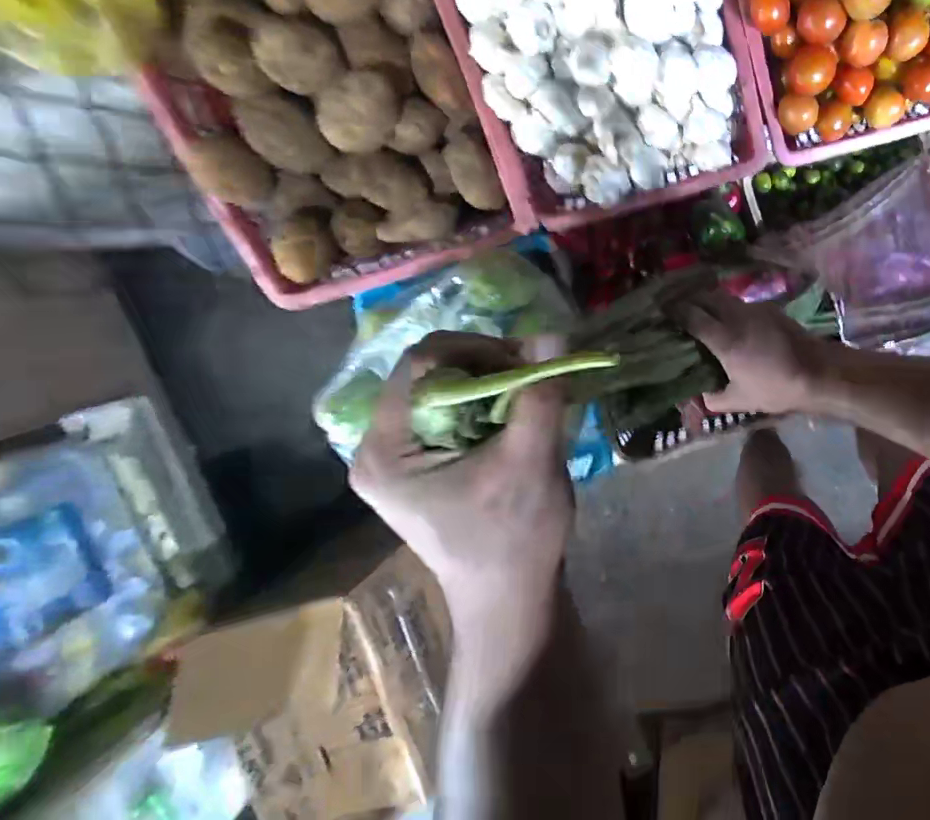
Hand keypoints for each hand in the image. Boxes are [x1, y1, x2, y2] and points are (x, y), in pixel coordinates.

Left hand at [350, 332, 572, 626]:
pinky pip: (450, 408)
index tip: (527, 366)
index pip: (423, 361)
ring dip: (492, 381)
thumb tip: (552, 333)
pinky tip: (515, 419)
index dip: (479, 349)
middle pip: (431, 370)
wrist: (509, 596)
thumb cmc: (515, 536)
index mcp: (386, 449)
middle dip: (489, 365)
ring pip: (444, 385)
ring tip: (529, 401)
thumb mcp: (532, 460)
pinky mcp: (420, 462)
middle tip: (534, 380)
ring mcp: (397, 456)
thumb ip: (540, 395)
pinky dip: (488, 401)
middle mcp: (377, 446)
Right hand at [675, 291, 831, 414]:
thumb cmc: (776, 388)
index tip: (661, 310)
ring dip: (709, 301)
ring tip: (701, 312)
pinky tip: (731, 320)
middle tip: (676, 306)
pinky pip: (742, 303)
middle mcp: (737, 316)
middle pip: (705, 297)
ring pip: (724, 297)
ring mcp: (755, 309)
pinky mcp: (770, 308)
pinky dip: (730, 308)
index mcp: (724, 339)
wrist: (817, 372)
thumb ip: (712, 398)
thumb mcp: (739, 401)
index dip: (674, 311)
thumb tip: (697, 398)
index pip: (691, 315)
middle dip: (688, 299)